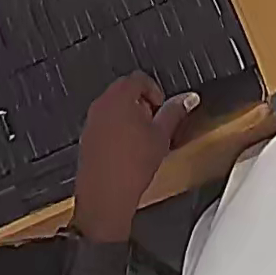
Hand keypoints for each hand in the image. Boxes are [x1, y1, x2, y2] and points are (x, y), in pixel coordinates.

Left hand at [72, 73, 198, 241]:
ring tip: (143, 139)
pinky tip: (128, 151)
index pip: (139, 78)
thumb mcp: (162, 135)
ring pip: (114, 106)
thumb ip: (175, 111)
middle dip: (143, 102)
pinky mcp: (87, 137)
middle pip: (125, 90)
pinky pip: (104, 123)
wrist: (106, 197)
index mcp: (120, 96)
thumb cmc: (131, 167)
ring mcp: (92, 120)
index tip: (162, 107)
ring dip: (130, 115)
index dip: (155, 91)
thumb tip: (188, 99)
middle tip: (155, 122)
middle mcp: (102, 104)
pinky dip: (117, 129)